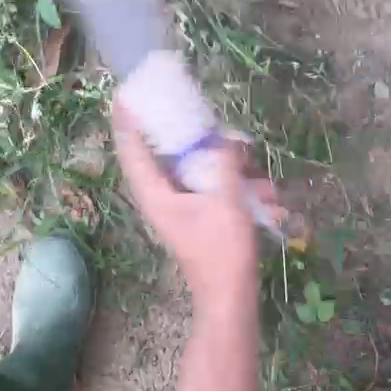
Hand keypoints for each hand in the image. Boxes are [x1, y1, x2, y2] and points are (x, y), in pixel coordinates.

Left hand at [112, 104, 259, 316]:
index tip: (125, 93)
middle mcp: (161, 198)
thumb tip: (224, 138)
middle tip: (211, 123)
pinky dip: (235, 187)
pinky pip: (213, 189)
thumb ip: (223, 162)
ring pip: (197, 172)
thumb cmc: (222, 252)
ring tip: (257, 176)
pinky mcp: (200, 217)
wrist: (231, 298)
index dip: (127, 120)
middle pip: (166, 155)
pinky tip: (266, 197)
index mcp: (155, 194)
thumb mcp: (225, 200)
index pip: (132, 150)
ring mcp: (181, 208)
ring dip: (228, 168)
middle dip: (193, 139)